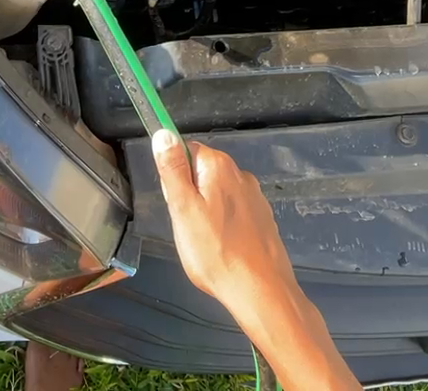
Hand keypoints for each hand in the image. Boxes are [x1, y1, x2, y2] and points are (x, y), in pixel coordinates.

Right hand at [152, 131, 300, 318]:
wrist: (262, 293)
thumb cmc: (216, 252)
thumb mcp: (183, 209)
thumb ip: (172, 169)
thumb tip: (164, 133)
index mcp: (219, 166)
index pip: (186, 151)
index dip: (175, 177)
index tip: (177, 203)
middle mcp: (240, 174)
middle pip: (202, 173)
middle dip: (191, 196)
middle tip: (190, 227)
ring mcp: (255, 197)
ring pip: (218, 194)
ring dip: (207, 212)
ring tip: (206, 242)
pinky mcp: (263, 219)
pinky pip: (234, 212)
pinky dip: (225, 225)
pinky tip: (224, 248)